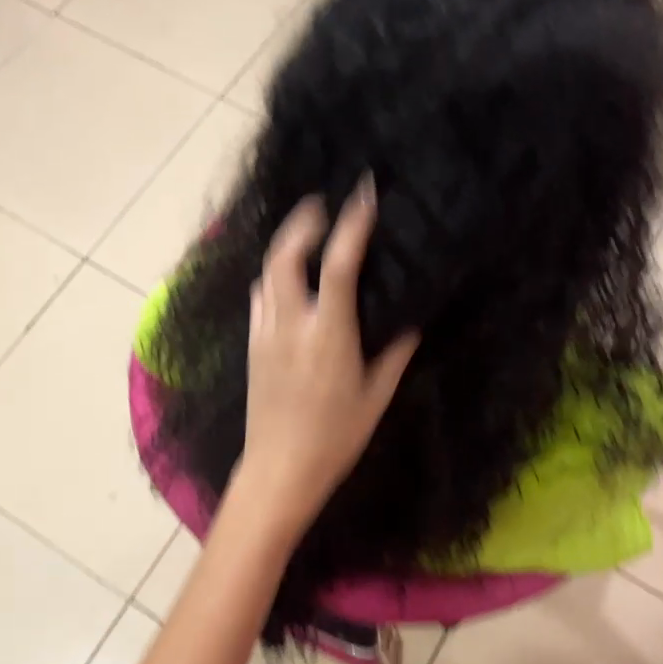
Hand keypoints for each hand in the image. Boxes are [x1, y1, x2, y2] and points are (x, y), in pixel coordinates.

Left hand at [234, 181, 419, 526]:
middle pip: (285, 256)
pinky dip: (273, 277)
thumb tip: (410, 325)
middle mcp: (291, 324)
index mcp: (329, 333)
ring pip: (267, 274)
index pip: (339, 264)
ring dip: (285, 246)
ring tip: (306, 235)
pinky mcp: (252, 347)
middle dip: (301, 223)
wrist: (279, 469)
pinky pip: (260, 298)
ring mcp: (266, 333)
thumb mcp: (375, 397)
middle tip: (320, 204)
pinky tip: (286, 280)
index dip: (352, 224)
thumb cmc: (335, 437)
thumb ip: (393, 355)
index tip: (363, 194)